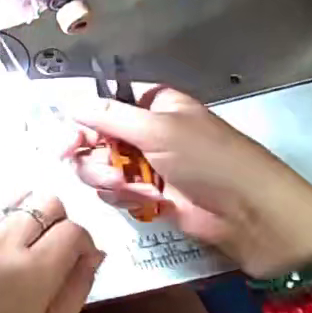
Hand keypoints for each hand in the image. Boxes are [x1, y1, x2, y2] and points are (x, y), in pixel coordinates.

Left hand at [0, 194, 103, 312]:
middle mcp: (1, 241)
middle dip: (59, 222)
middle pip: (47, 201)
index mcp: (31, 271)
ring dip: (29, 215)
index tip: (79, 259)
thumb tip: (95, 252)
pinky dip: (0, 221)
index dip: (83, 243)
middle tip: (51, 251)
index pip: (73, 230)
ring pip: (16, 196)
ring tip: (23, 246)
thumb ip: (78, 286)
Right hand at [64, 87, 311, 277]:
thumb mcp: (157, 129)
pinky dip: (125, 198)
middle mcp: (143, 131)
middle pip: (93, 140)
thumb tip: (69, 101)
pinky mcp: (146, 194)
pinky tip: (147, 201)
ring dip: (110, 181)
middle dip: (96, 160)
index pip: (101, 107)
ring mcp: (144, 164)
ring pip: (99, 169)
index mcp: (151, 105)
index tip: (66, 145)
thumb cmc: (207, 158)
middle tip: (110, 174)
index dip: (80, 124)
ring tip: (138, 190)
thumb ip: (108, 116)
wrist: (245, 210)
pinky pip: (114, 192)